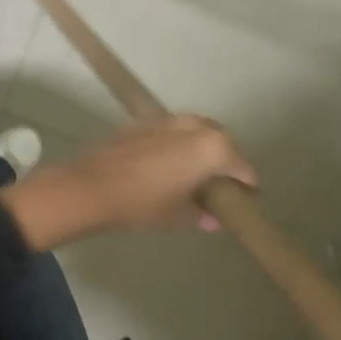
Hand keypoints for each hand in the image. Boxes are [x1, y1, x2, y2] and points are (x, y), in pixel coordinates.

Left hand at [0, 115, 254, 251]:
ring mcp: (167, 120)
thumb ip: (201, 214)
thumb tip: (212, 219)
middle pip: (222, 141)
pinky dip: (177, 142)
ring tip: (196, 171)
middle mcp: (195, 127)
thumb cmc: (144, 203)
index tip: (245, 198)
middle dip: (225, 159)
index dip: (246, 185)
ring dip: (201, 146)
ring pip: (197, 129)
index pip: (242, 167)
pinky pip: (172, 130)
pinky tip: (168, 162)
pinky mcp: (143, 121)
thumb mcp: (178, 215)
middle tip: (221, 183)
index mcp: (213, 149)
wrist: (93, 185)